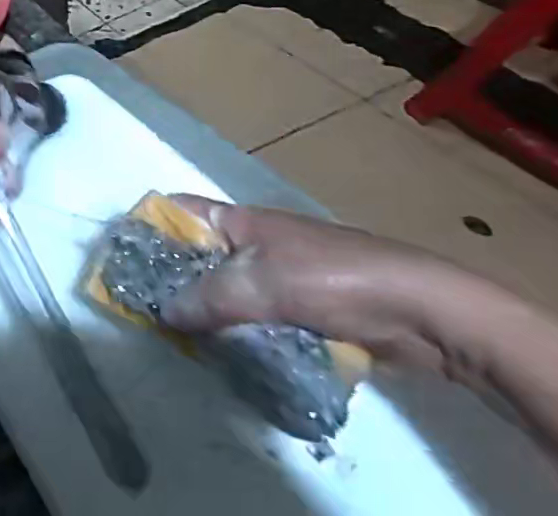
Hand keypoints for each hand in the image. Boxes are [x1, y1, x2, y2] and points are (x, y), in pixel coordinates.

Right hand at [160, 195, 495, 374]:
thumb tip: (164, 314)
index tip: (123, 255)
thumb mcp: (259, 285)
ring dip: (206, 308)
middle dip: (171, 277)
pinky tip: (226, 345)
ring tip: (183, 332)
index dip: (146, 226)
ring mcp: (280, 273)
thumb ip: (205, 298)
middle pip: (195, 253)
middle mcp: (253, 241)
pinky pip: (254, 313)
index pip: (175, 211)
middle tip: (147, 303)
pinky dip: (239, 327)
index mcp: (237, 221)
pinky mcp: (304, 306)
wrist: (435, 314)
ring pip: (224, 287)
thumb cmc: (335, 278)